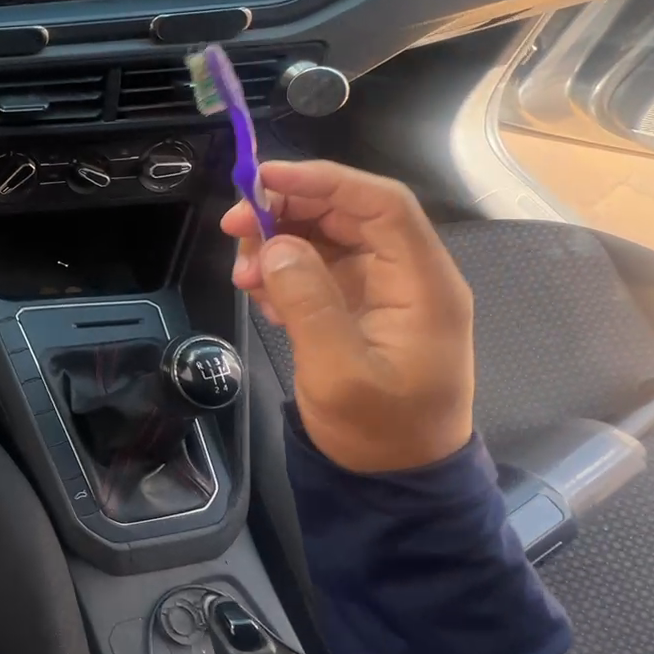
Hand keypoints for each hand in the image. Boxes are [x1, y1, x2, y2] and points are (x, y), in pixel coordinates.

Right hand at [220, 160, 474, 472]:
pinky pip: (309, 262)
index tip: (261, 180)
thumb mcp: (339, 371)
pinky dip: (276, 266)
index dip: (322, 181)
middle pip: (344, 211)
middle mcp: (404, 274)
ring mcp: (377, 287)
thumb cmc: (378, 427)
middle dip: (285, 208)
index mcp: (422, 283)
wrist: (392, 474)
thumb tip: (273, 246)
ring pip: (321, 233)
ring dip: (274, 240)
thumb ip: (309, 304)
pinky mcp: (352, 301)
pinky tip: (259, 293)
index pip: (381, 205)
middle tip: (231, 227)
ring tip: (241, 274)